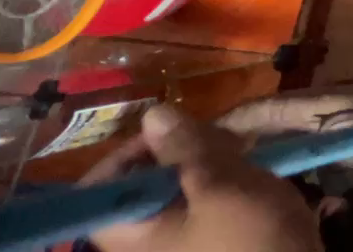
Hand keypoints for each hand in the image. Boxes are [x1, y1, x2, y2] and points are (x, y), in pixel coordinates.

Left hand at [86, 106, 319, 251]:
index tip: (174, 132)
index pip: (100, 190)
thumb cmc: (249, 239)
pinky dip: (224, 177)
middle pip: (143, 183)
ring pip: (178, 187)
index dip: (130, 154)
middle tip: (222, 139)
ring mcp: (178, 241)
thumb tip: (152, 113)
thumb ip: (188, 148)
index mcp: (130, 235)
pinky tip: (253, 168)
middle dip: (182, 151)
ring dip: (209, 160)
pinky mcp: (209, 237)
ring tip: (246, 150)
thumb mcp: (222, 185)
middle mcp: (144, 241)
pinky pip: (203, 199)